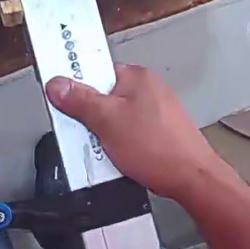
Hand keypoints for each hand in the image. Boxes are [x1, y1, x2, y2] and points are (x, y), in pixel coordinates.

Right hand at [44, 65, 229, 202]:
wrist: (191, 178)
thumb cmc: (161, 149)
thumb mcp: (107, 121)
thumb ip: (79, 100)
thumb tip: (58, 85)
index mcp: (136, 77)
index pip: (94, 70)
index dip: (75, 84)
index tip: (60, 94)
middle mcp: (147, 89)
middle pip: (102, 96)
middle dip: (90, 116)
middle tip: (87, 131)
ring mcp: (153, 110)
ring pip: (113, 117)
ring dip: (103, 133)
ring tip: (107, 148)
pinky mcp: (156, 130)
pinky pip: (126, 132)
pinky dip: (118, 144)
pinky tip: (120, 156)